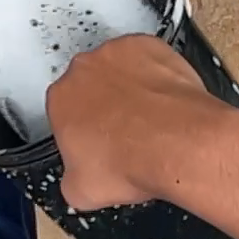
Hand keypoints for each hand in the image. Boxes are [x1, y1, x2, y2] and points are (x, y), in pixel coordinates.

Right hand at [47, 35, 227, 209]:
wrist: (178, 145)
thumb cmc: (134, 160)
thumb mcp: (82, 191)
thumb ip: (71, 178)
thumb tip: (77, 181)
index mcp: (60, 99)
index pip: (62, 109)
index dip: (80, 127)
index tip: (94, 140)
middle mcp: (85, 70)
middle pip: (89, 84)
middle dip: (102, 104)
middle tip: (123, 131)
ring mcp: (118, 55)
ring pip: (118, 68)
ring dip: (128, 86)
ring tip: (148, 118)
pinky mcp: (150, 46)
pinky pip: (148, 57)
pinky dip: (156, 73)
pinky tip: (164, 100)